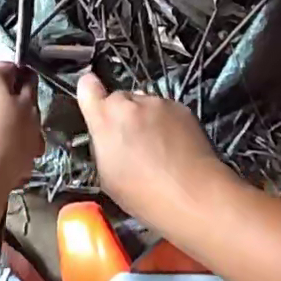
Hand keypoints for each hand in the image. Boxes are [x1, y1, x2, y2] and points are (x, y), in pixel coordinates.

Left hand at [0, 63, 41, 230]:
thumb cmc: (7, 142)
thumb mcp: (30, 112)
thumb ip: (30, 91)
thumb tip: (25, 79)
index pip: (12, 68)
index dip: (28, 85)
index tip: (37, 108)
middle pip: (2, 98)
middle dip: (21, 118)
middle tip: (33, 141)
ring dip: (10, 138)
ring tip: (21, 163)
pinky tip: (3, 171)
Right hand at [76, 73, 235, 230]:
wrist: (193, 194)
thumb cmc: (144, 193)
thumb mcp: (107, 175)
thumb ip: (101, 142)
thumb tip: (105, 133)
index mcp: (105, 118)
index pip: (87, 85)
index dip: (91, 93)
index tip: (95, 102)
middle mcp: (129, 103)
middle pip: (119, 99)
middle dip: (122, 115)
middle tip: (131, 141)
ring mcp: (157, 102)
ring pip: (144, 104)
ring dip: (146, 119)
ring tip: (157, 148)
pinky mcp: (181, 107)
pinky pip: (166, 110)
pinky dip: (167, 123)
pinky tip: (173, 146)